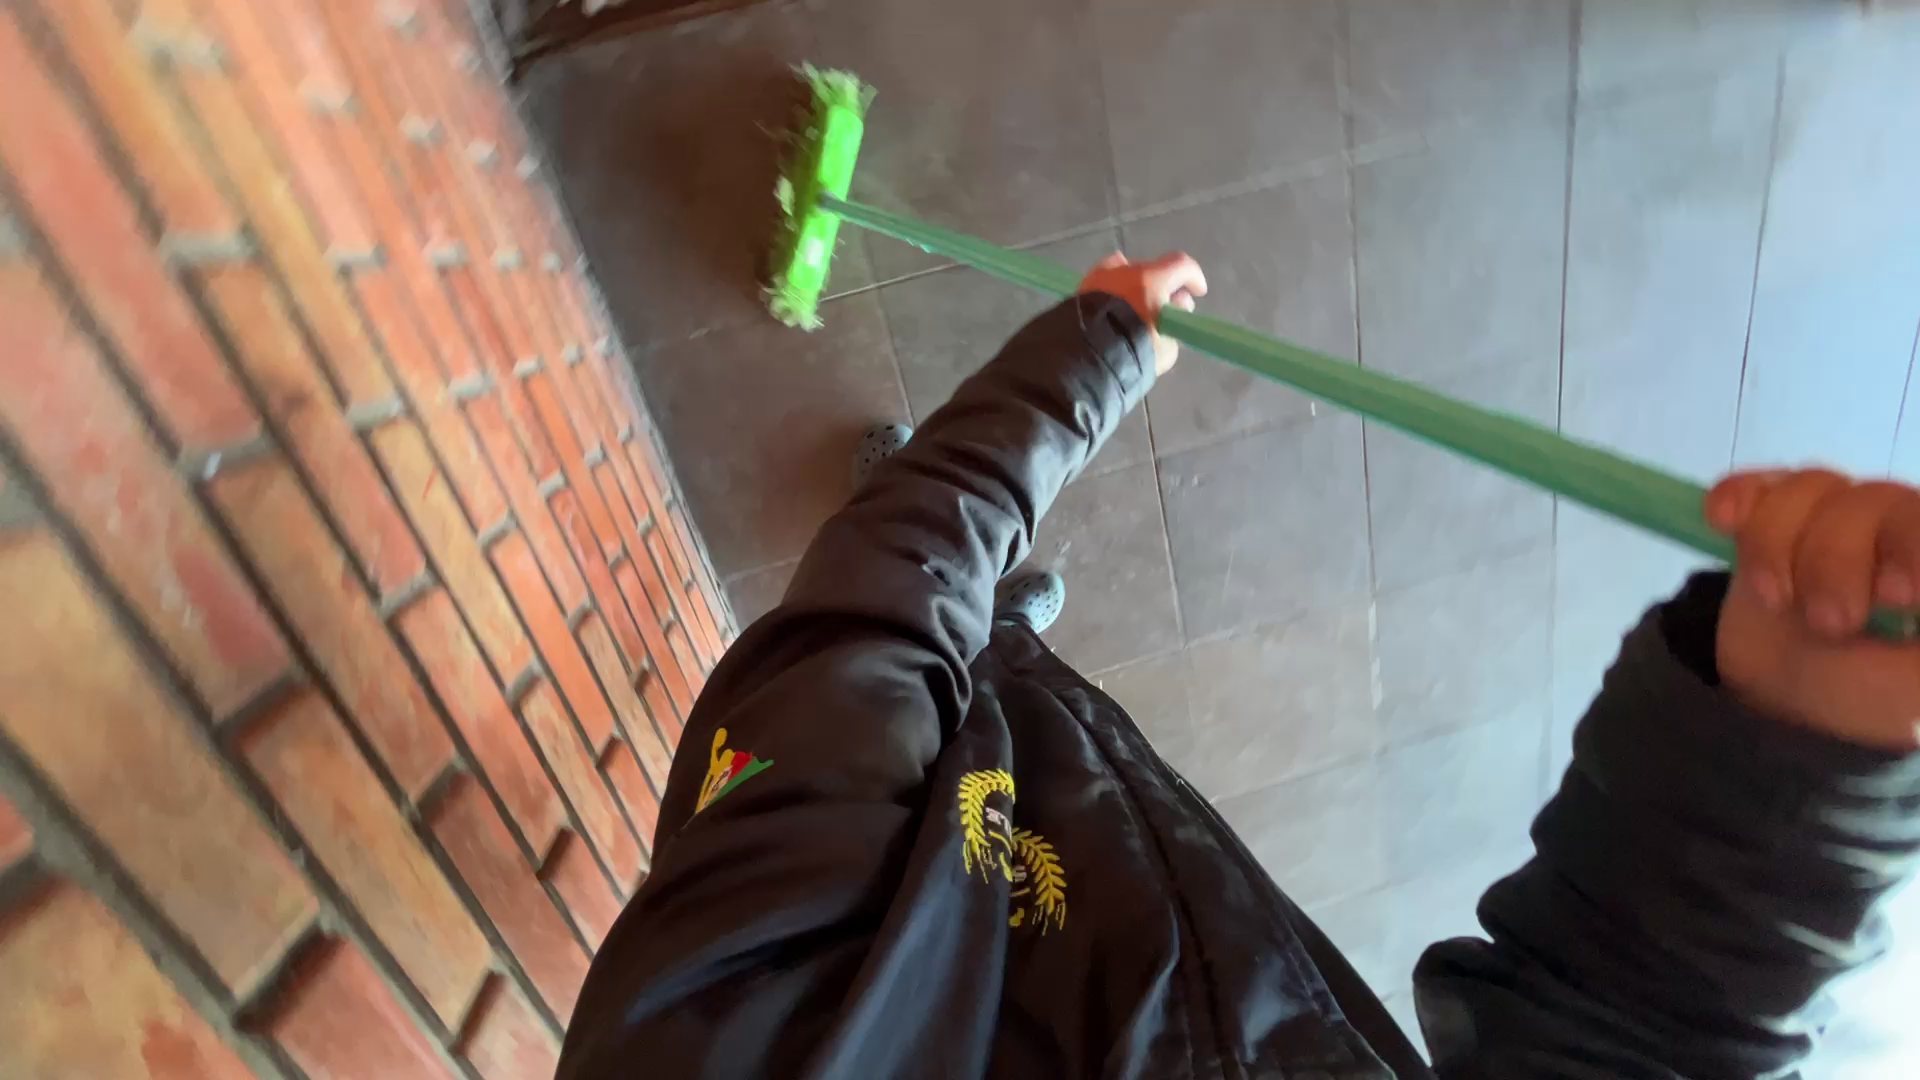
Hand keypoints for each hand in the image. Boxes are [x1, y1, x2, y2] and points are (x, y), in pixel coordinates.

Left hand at [1078, 252, 1207, 374]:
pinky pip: (1103, 283)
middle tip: (1163, 307)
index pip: (1181, 265)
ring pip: (1124, 272)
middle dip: (1162, 286)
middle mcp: (1125, 271)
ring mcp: (1099, 277)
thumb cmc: (1132, 354)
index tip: (1197, 291)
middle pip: (1151, 270)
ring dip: (1135, 286)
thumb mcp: (1166, 348)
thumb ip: (1174, 324)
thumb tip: (1174, 308)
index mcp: (1151, 281)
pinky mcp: (1080, 290)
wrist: (1083, 362)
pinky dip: (1113, 291)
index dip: (1193, 277)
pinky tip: (1113, 306)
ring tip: (1135, 307)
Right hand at [1706, 469, 1919, 751]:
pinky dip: (1736, 497)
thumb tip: (1906, 600)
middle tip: (1828, 623)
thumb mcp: (1916, 688)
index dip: (1910, 547)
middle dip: (1834, 563)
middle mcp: (1903, 529)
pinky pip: (1755, 483)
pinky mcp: (1768, 518)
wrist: (1785, 698)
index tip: (1895, 601)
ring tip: (1774, 600)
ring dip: (1775, 548)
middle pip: (1875, 500)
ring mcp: (1835, 519)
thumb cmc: (1869, 695)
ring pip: (1811, 489)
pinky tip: (1723, 523)